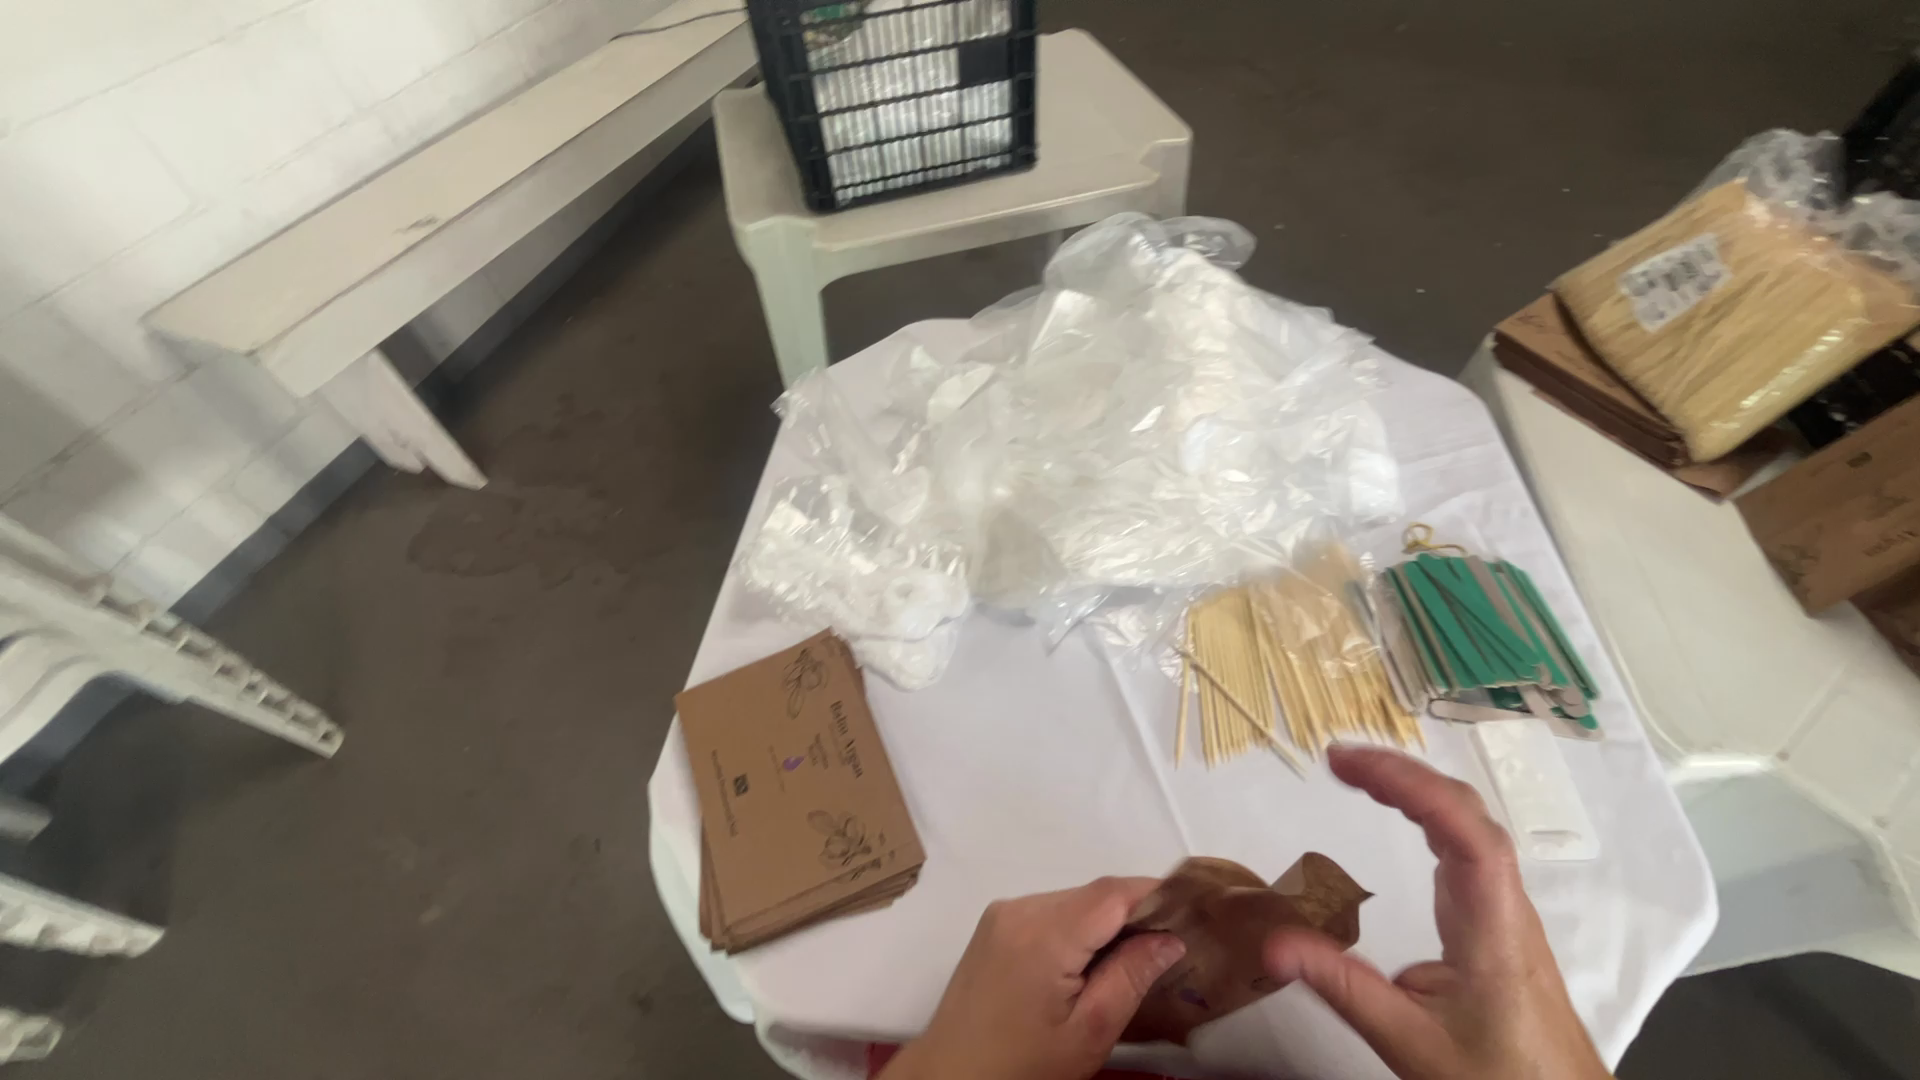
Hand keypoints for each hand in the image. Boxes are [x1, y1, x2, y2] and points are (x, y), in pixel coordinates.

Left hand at [881, 877, 1186, 1079]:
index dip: (1152, 892)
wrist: (951, 1077)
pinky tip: (1086, 963)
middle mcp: (1021, 908)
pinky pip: (1048, 911)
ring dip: (1102, 922)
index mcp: (1044, 932)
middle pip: (1091, 895)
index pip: (1111, 892)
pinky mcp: (994, 924)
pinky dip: (1074, 928)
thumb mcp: (1089, 1032)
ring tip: (1129, 960)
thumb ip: (1131, 976)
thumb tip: (1170, 937)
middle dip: (1130, 913)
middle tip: (1166, 945)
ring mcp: (1003, 913)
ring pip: (1071, 901)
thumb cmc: (1024, 1066)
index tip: (1189, 908)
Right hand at [1265, 746, 1611, 1079]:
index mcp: (1492, 929)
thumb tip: (1269, 943)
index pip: (1466, 834)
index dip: (1410, 785)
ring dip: (1413, 785)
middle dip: (1403, 772)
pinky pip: (1462, 840)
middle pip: (1467, 813)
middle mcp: (1503, 903)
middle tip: (1337, 760)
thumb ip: (1341, 988)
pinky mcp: (1491, 914)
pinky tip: (1395, 806)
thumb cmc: (1496, 1079)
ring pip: (1468, 821)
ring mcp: (1501, 905)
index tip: (1345, 765)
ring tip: (1354, 771)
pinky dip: (1423, 808)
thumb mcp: (1410, 1044)